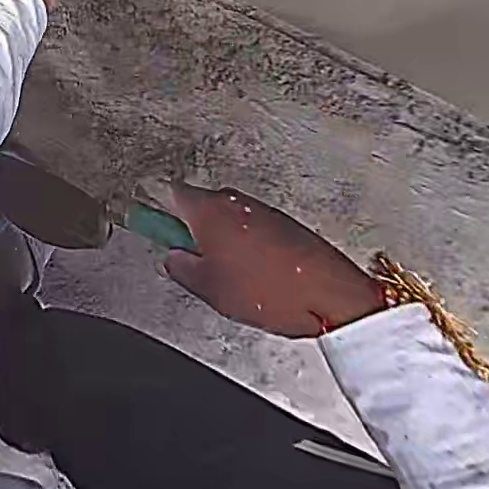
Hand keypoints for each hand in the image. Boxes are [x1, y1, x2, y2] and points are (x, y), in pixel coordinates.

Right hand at [161, 183, 385, 336]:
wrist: (331, 296)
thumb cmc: (268, 289)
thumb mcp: (209, 288)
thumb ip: (181, 267)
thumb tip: (173, 258)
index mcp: (207, 209)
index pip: (171, 192)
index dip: (160, 209)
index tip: (158, 224)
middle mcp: (233, 200)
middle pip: (200, 206)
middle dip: (196, 229)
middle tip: (198, 260)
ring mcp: (260, 209)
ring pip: (229, 218)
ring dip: (225, 238)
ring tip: (235, 275)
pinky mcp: (284, 222)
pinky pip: (254, 227)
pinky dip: (250, 244)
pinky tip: (260, 275)